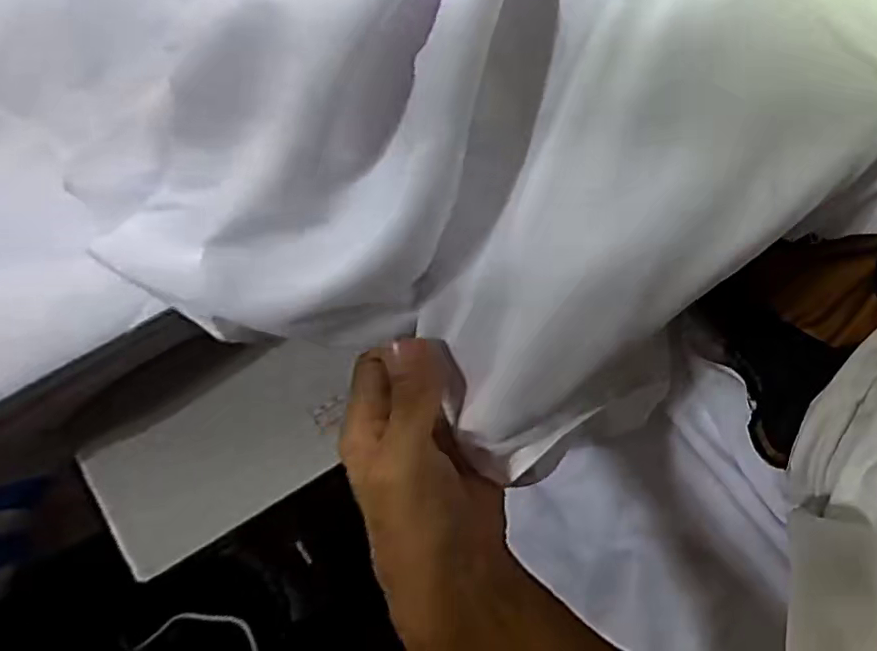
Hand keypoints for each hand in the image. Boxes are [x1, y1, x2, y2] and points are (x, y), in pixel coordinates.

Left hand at [340, 339, 509, 648]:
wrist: (460, 566)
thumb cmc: (417, 516)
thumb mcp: (406, 456)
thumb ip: (411, 398)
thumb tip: (407, 339)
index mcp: (368, 427)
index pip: (377, 363)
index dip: (403, 339)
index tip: (442, 310)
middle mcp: (398, 423)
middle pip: (416, 369)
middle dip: (441, 346)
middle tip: (479, 313)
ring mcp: (435, 431)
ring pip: (448, 382)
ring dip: (468, 365)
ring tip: (499, 331)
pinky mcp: (469, 438)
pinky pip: (476, 400)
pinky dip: (489, 385)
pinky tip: (508, 365)